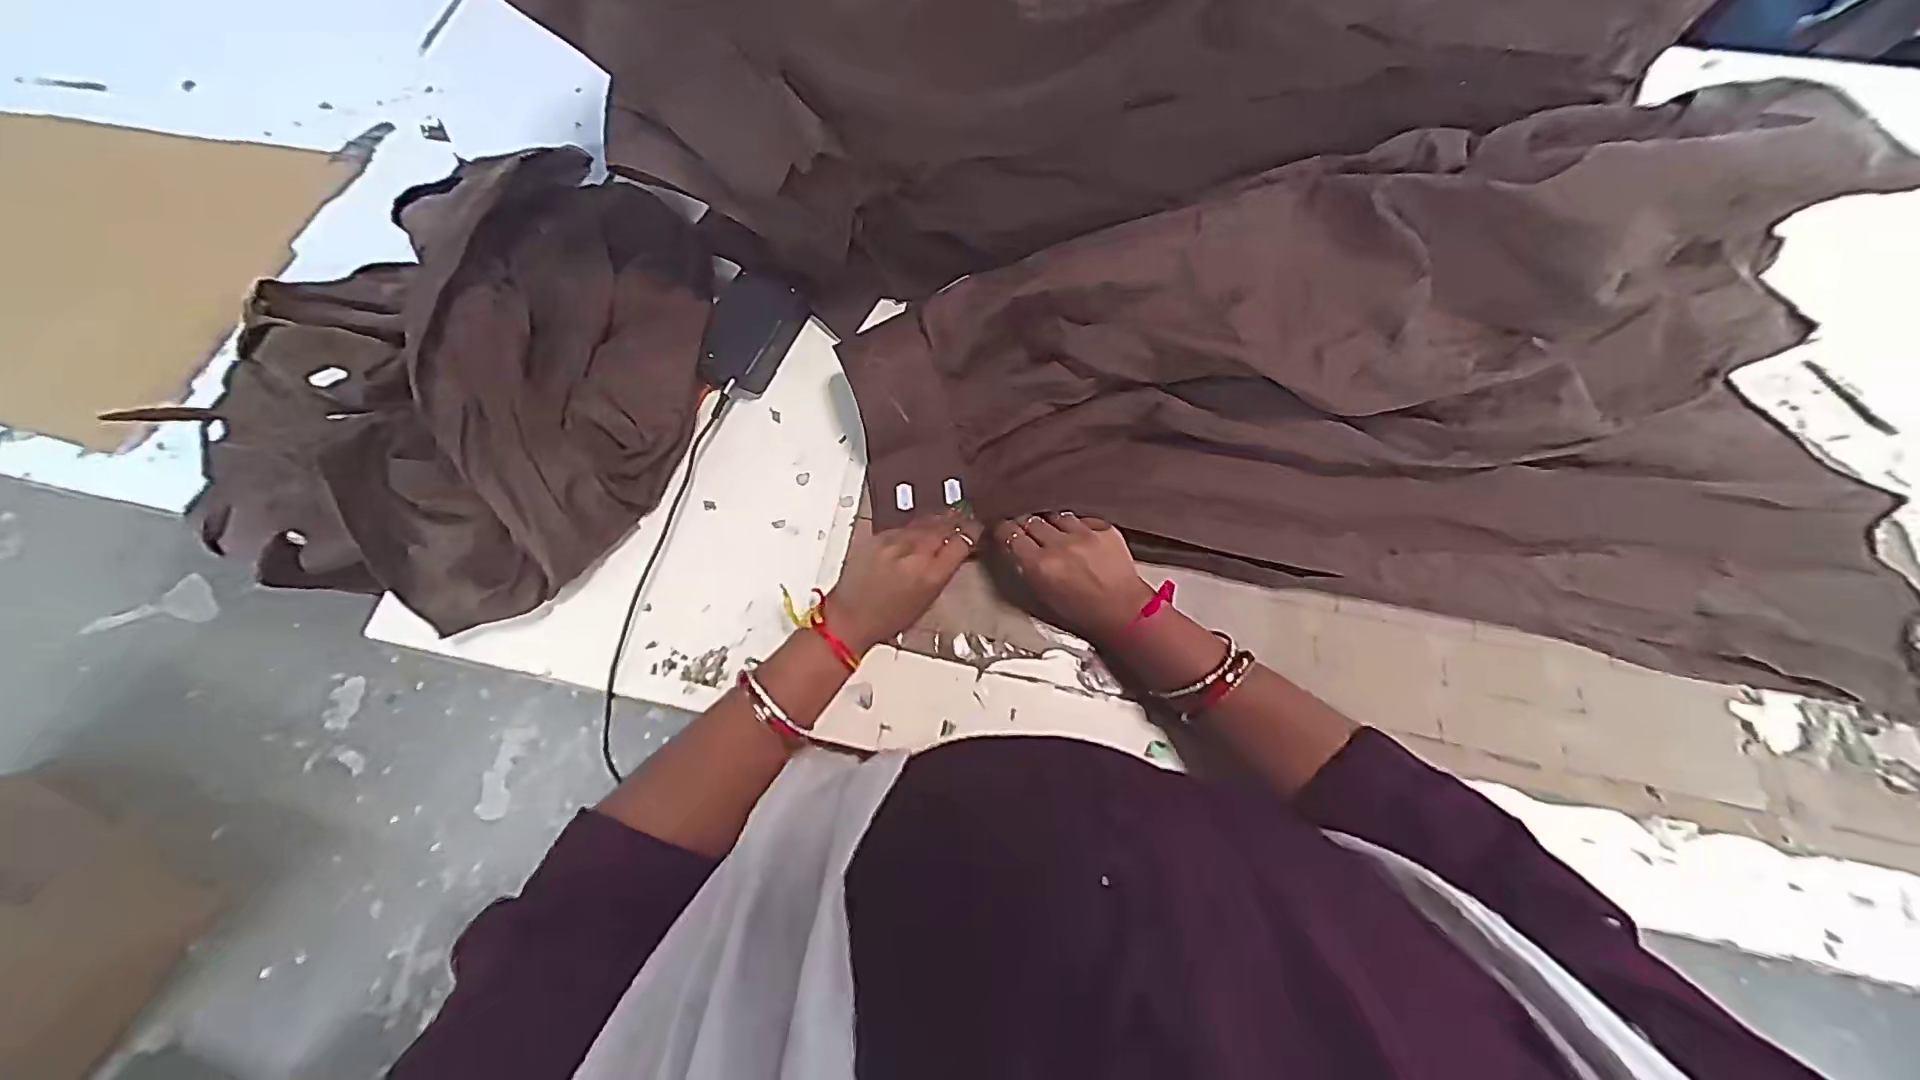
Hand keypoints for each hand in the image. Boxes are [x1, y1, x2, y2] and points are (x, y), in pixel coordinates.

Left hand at [827, 511, 982, 650]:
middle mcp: (913, 555)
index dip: (971, 534)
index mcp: (930, 576)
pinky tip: (920, 528)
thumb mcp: (927, 600)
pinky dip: (915, 526)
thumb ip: (942, 572)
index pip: (959, 543)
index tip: (975, 530)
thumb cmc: (888, 618)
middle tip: (965, 518)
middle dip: (957, 521)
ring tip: (948, 516)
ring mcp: (894, 543)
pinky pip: (904, 526)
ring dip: (938, 519)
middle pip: (943, 527)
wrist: (851, 617)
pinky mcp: (878, 538)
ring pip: (924, 522)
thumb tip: (956, 551)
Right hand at [991, 513, 1155, 644]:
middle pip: (1032, 521)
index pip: (1011, 534)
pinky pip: (1081, 519)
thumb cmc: (1082, 612)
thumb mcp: (1042, 597)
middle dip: (1027, 526)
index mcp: (1040, 565)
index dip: (1003, 529)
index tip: (1002, 528)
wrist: (1123, 612)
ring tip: (1054, 534)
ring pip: (1056, 516)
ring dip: (1051, 524)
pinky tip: (1077, 537)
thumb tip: (1017, 549)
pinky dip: (1076, 526)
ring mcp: (1084, 534)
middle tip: (1027, 532)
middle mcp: (1060, 545)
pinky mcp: (1104, 529)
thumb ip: (1027, 569)